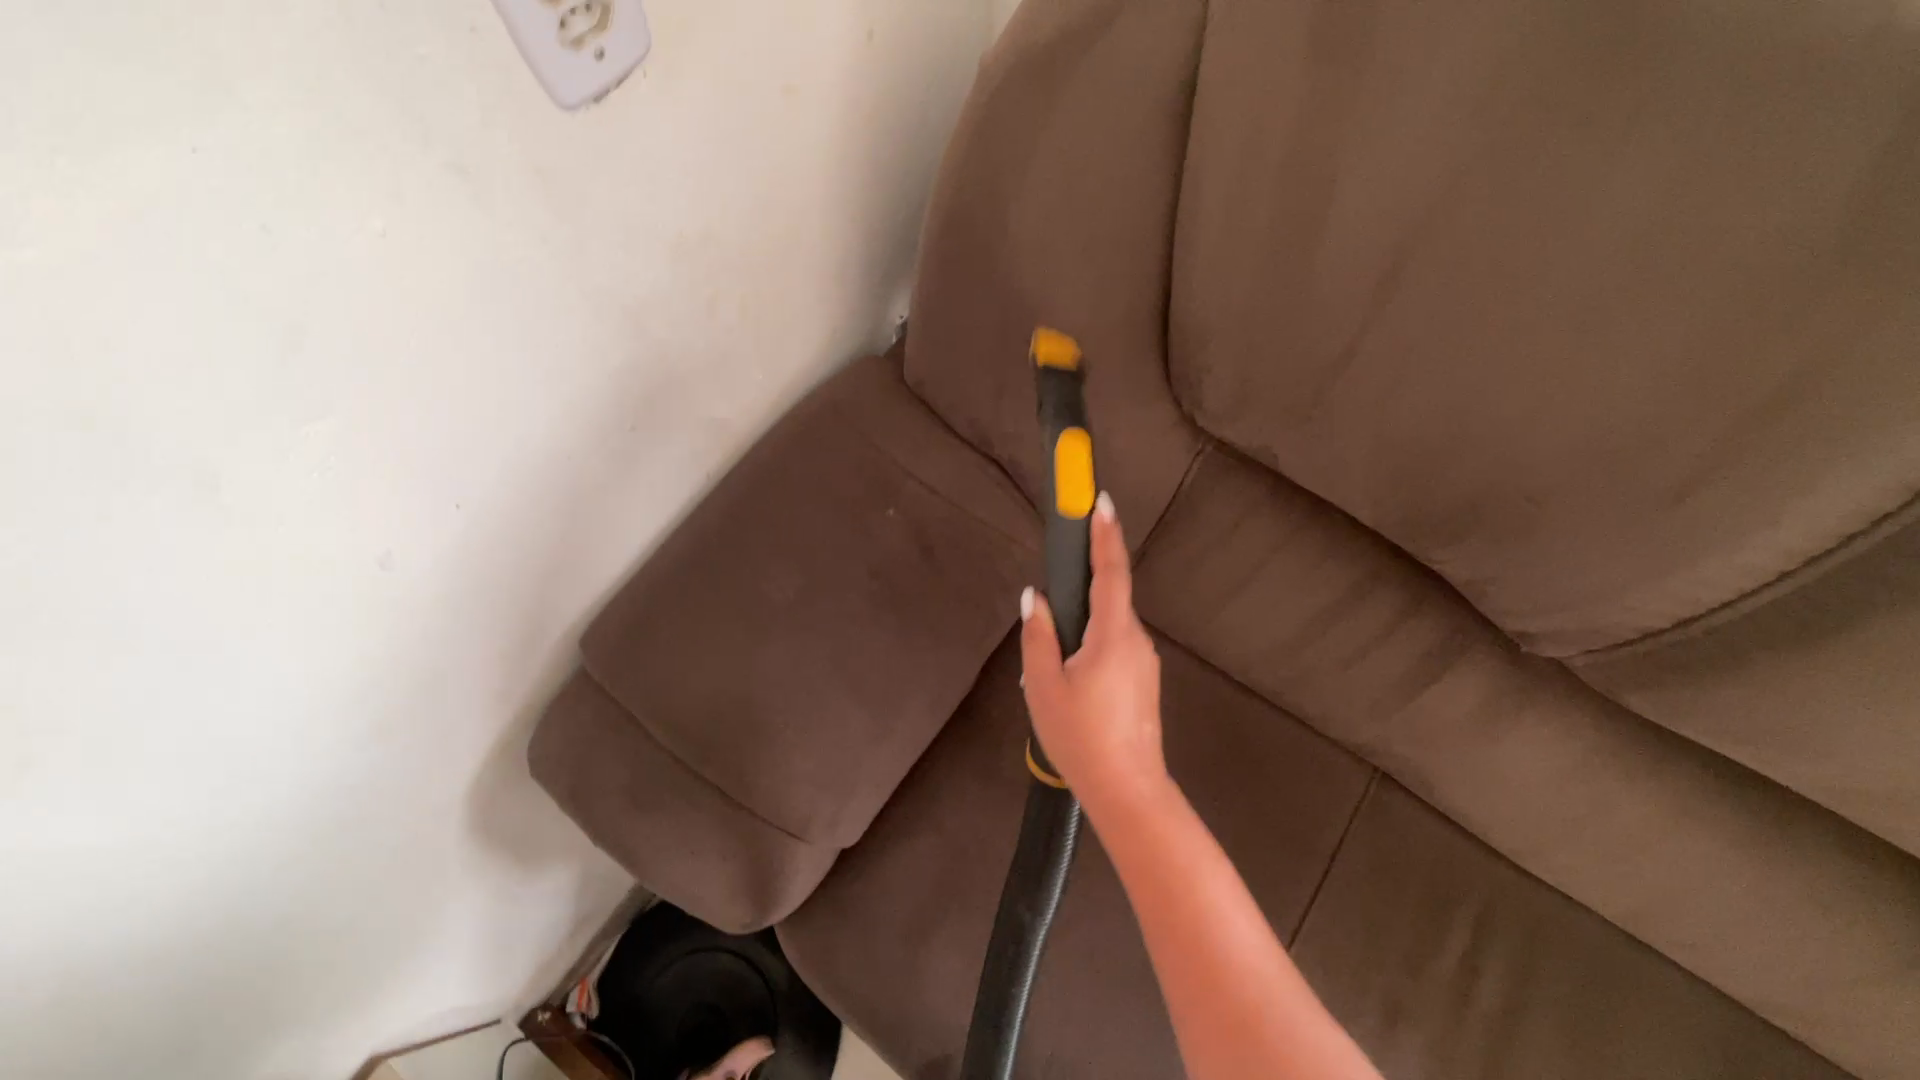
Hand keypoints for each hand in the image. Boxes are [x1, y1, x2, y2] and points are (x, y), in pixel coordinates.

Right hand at [1020, 492, 1167, 809]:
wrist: (1128, 790)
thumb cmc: (1080, 736)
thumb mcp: (1044, 685)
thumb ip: (1038, 636)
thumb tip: (1035, 598)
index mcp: (1113, 634)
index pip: (1111, 572)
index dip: (1105, 534)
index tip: (1101, 500)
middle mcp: (1136, 640)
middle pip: (1108, 601)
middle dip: (1080, 598)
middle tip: (1049, 618)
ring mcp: (1144, 663)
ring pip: (1108, 630)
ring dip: (1081, 633)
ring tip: (1050, 673)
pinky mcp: (1143, 682)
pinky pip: (1114, 651)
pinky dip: (1090, 652)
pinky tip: (1070, 688)